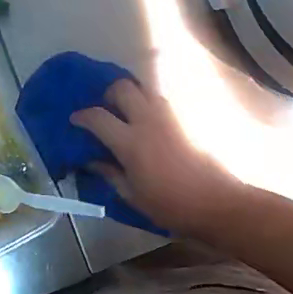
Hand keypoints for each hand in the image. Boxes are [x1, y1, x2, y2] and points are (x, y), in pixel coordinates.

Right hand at [69, 79, 249, 238]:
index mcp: (131, 142)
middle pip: (123, 87)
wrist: (217, 202)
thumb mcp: (134, 196)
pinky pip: (163, 101)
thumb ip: (111, 174)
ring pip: (146, 88)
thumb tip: (91, 161)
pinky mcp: (187, 119)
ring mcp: (171, 116)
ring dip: (132, 94)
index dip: (82, 116)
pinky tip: (149, 122)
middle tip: (105, 110)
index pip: (98, 117)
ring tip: (127, 113)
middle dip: (108, 94)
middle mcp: (149, 120)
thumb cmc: (171, 206)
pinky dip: (151, 103)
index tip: (75, 120)